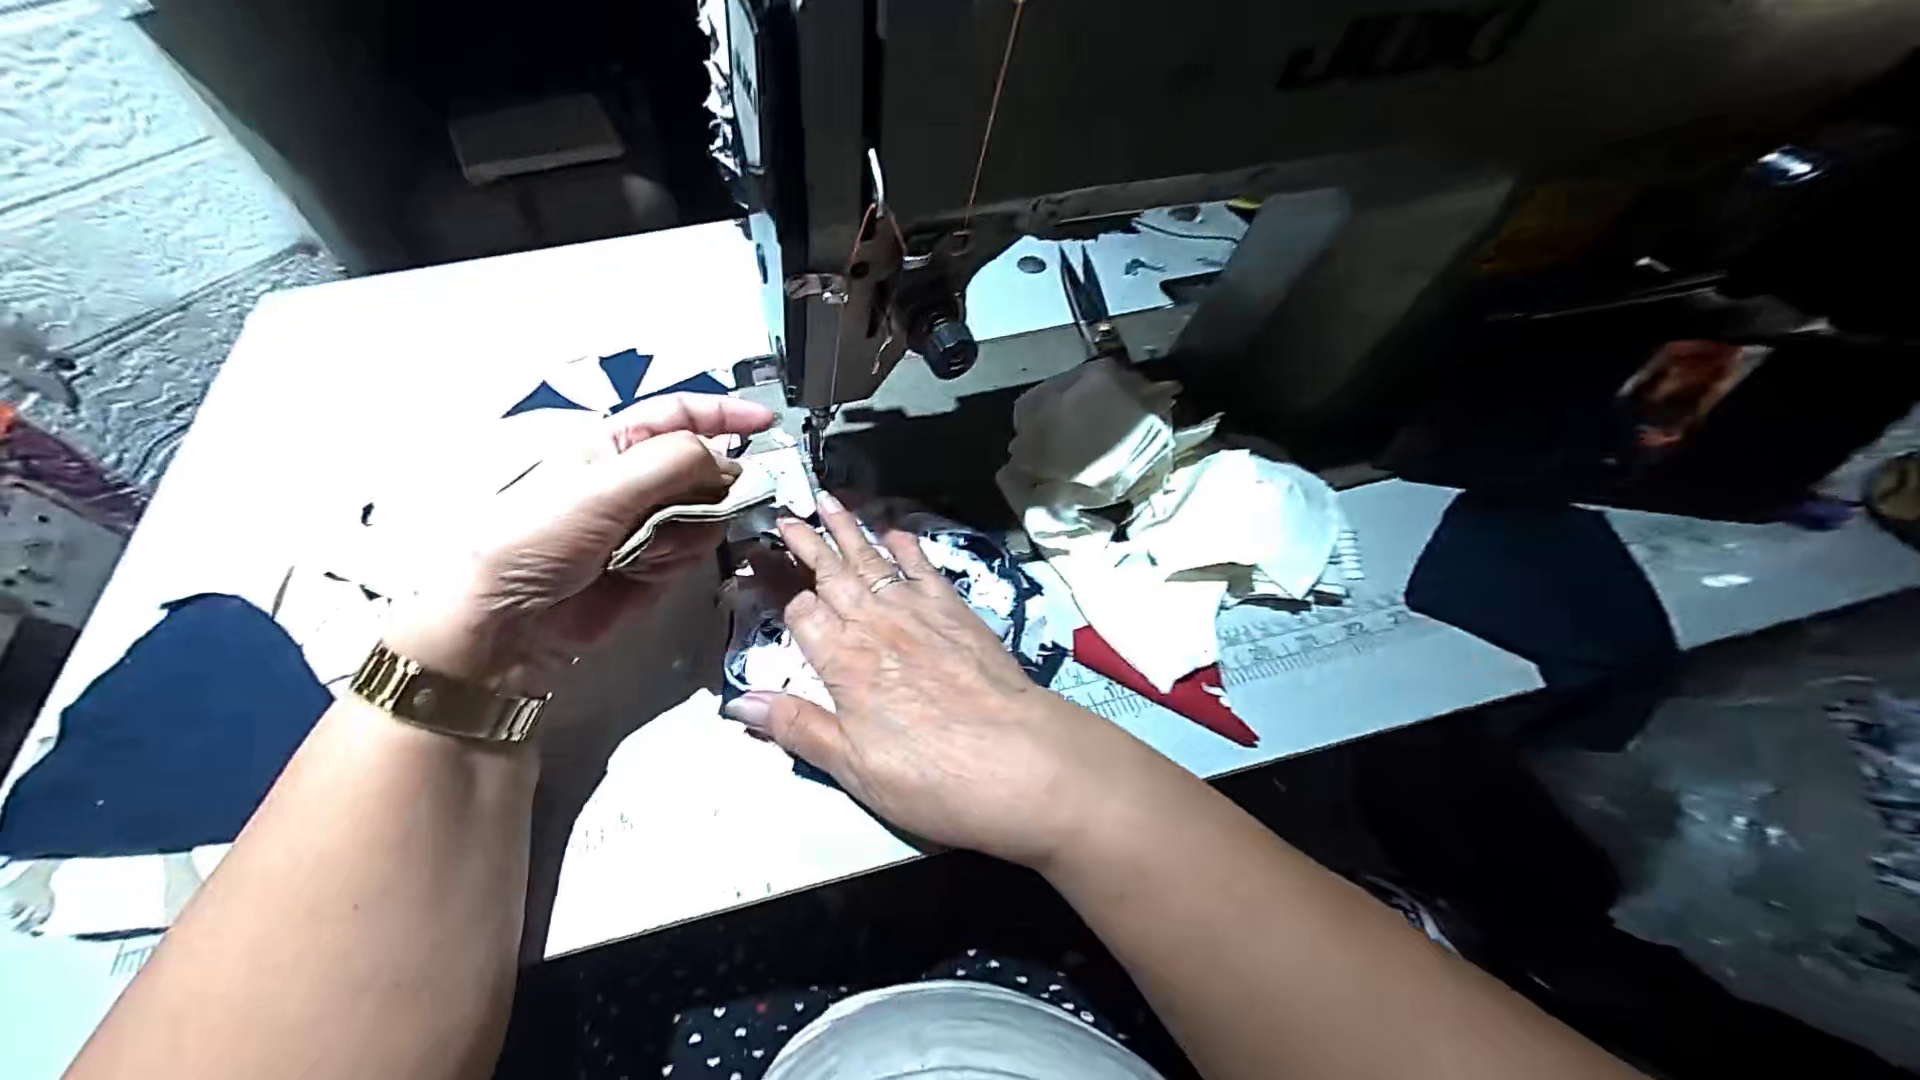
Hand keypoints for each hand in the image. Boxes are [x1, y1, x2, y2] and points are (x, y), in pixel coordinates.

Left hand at [387, 393, 775, 690]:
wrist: (511, 625)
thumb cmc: (537, 543)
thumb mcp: (600, 489)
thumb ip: (672, 463)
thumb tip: (727, 463)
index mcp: (617, 444)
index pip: (683, 415)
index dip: (726, 414)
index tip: (767, 422)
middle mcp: (640, 479)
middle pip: (709, 468)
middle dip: (712, 488)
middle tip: (696, 508)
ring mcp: (653, 522)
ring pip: (710, 513)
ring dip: (687, 532)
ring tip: (642, 549)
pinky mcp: (661, 560)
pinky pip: (698, 549)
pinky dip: (677, 560)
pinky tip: (641, 570)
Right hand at [723, 494, 1158, 868]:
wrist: (1020, 760)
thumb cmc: (931, 775)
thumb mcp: (854, 768)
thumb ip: (798, 728)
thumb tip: (740, 700)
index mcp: (844, 663)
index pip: (801, 612)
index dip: (778, 589)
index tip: (760, 567)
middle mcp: (877, 625)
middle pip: (834, 575)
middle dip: (807, 544)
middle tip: (787, 515)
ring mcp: (920, 613)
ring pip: (874, 561)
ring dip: (850, 531)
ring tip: (829, 501)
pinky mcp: (958, 612)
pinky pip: (925, 569)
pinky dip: (908, 547)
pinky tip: (896, 532)